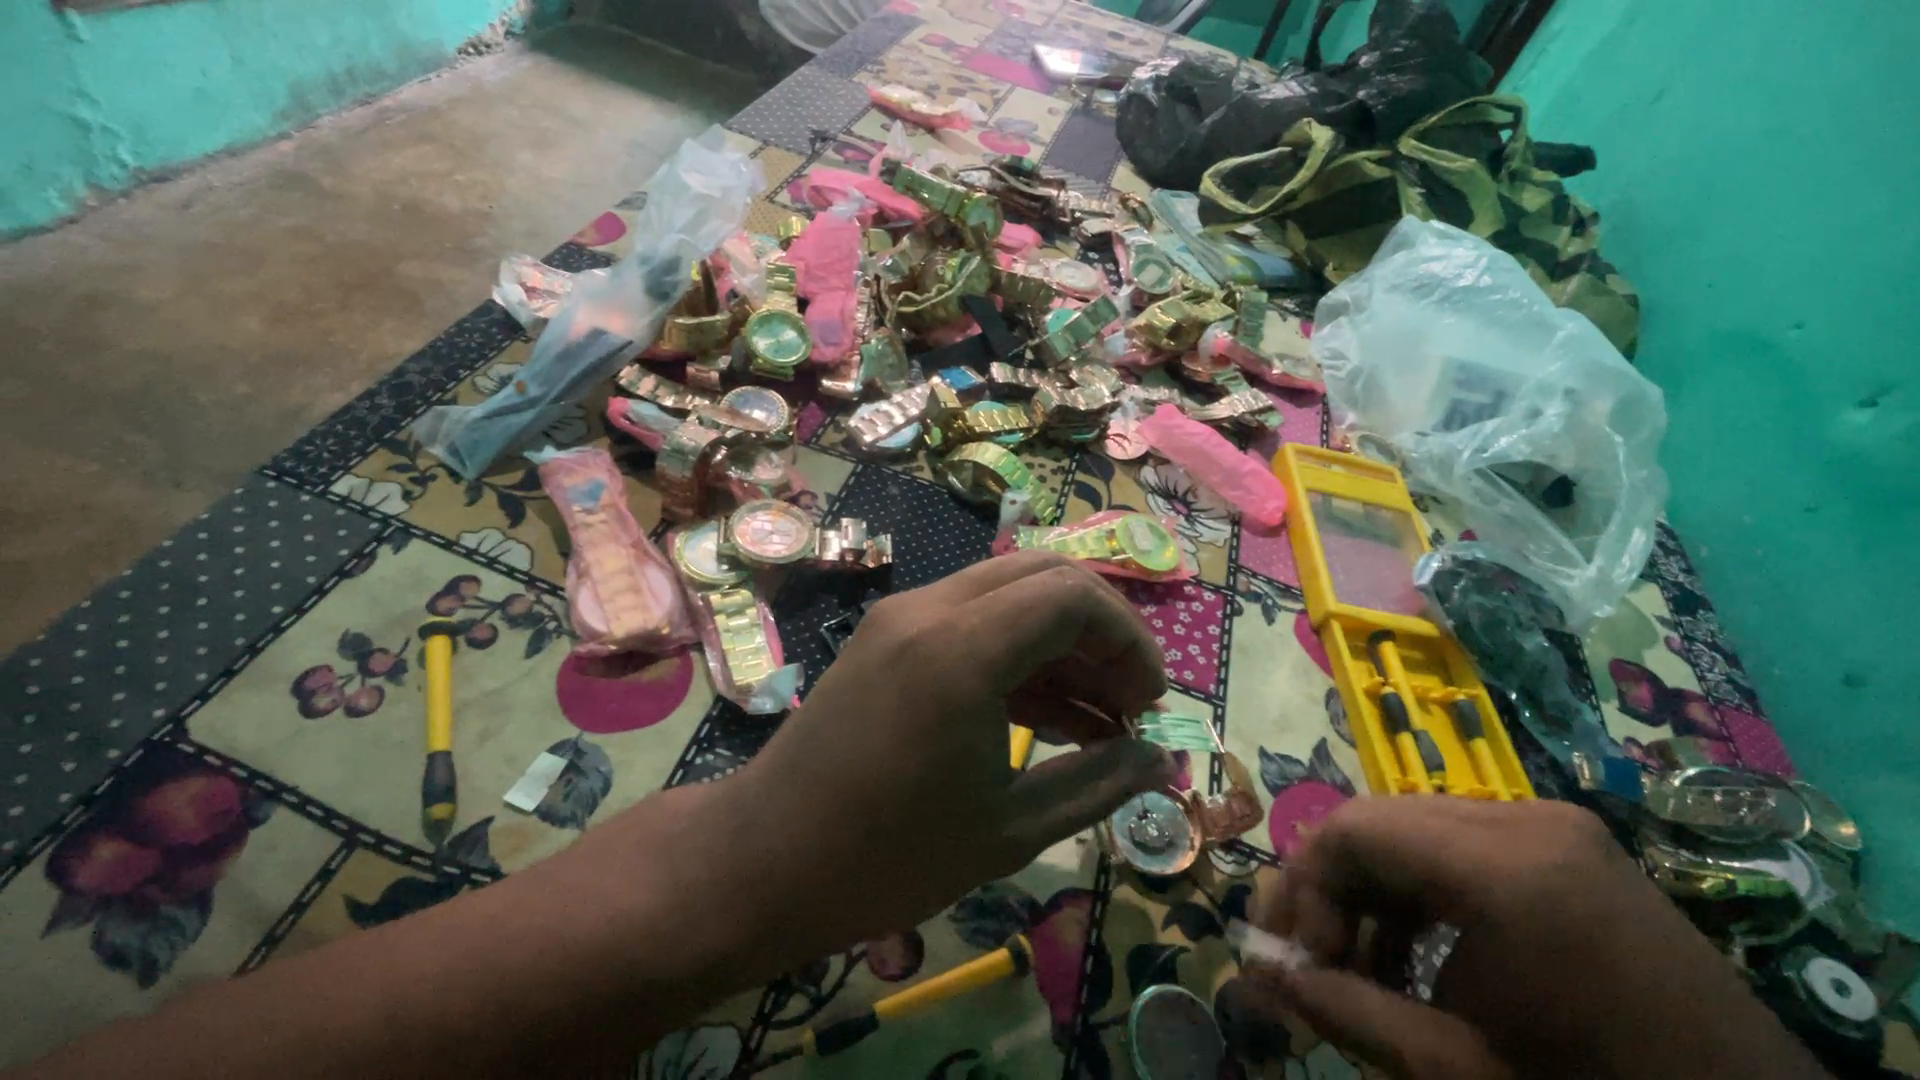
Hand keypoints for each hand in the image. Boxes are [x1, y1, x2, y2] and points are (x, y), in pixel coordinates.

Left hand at [726, 551, 1176, 959]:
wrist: (764, 861)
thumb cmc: (888, 858)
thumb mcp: (1009, 830)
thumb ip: (1097, 784)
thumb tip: (1158, 760)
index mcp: (962, 649)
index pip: (1073, 597)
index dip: (1129, 641)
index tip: (1150, 703)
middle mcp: (930, 610)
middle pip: (1044, 578)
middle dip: (1101, 632)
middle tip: (1129, 703)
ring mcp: (901, 618)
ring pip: (1007, 595)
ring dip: (1061, 644)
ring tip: (1101, 720)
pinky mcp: (886, 637)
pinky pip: (970, 621)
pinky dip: (1017, 655)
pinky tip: (1049, 716)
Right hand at [1215, 797, 1829, 1079]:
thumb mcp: (1455, 1070)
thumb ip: (1345, 1011)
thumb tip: (1261, 976)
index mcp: (1504, 865)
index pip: (1352, 830)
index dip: (1303, 890)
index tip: (1299, 963)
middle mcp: (1528, 819)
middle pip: (1380, 823)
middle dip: (1333, 892)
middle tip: (1318, 965)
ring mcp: (1559, 828)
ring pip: (1416, 831)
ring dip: (1375, 894)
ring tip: (1367, 971)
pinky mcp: (1577, 848)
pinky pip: (1464, 845)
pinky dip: (1424, 892)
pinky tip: (1423, 957)